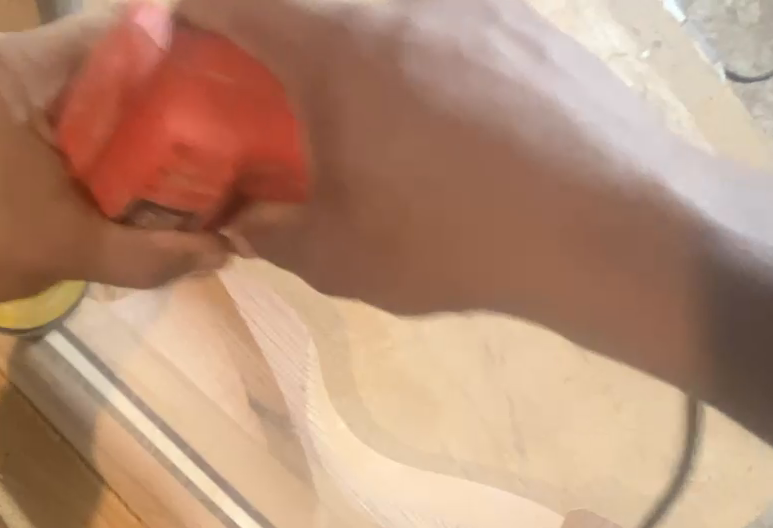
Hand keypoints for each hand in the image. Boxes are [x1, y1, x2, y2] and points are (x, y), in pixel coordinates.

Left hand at [0, 15, 229, 323]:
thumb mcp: (80, 252)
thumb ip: (153, 253)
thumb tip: (225, 249)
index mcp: (18, 72)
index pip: (114, 33)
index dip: (167, 57)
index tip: (203, 90)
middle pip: (94, 46)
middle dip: (142, 83)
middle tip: (185, 121)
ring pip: (70, 62)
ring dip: (111, 96)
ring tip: (153, 135)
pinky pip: (44, 79)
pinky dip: (77, 106)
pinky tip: (105, 141)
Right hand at [177, 0, 702, 319]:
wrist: (605, 222)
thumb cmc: (449, 240)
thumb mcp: (335, 257)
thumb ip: (270, 235)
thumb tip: (239, 226)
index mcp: (339, 48)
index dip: (191, 6)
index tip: (168, 27)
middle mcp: (400, 1)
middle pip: (307, 0)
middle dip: (264, 31)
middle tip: (249, 83)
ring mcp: (468, 0)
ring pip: (375, 11)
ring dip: (336, 44)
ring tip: (337, 109)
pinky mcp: (519, 17)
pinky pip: (432, 19)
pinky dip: (402, 51)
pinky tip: (419, 113)